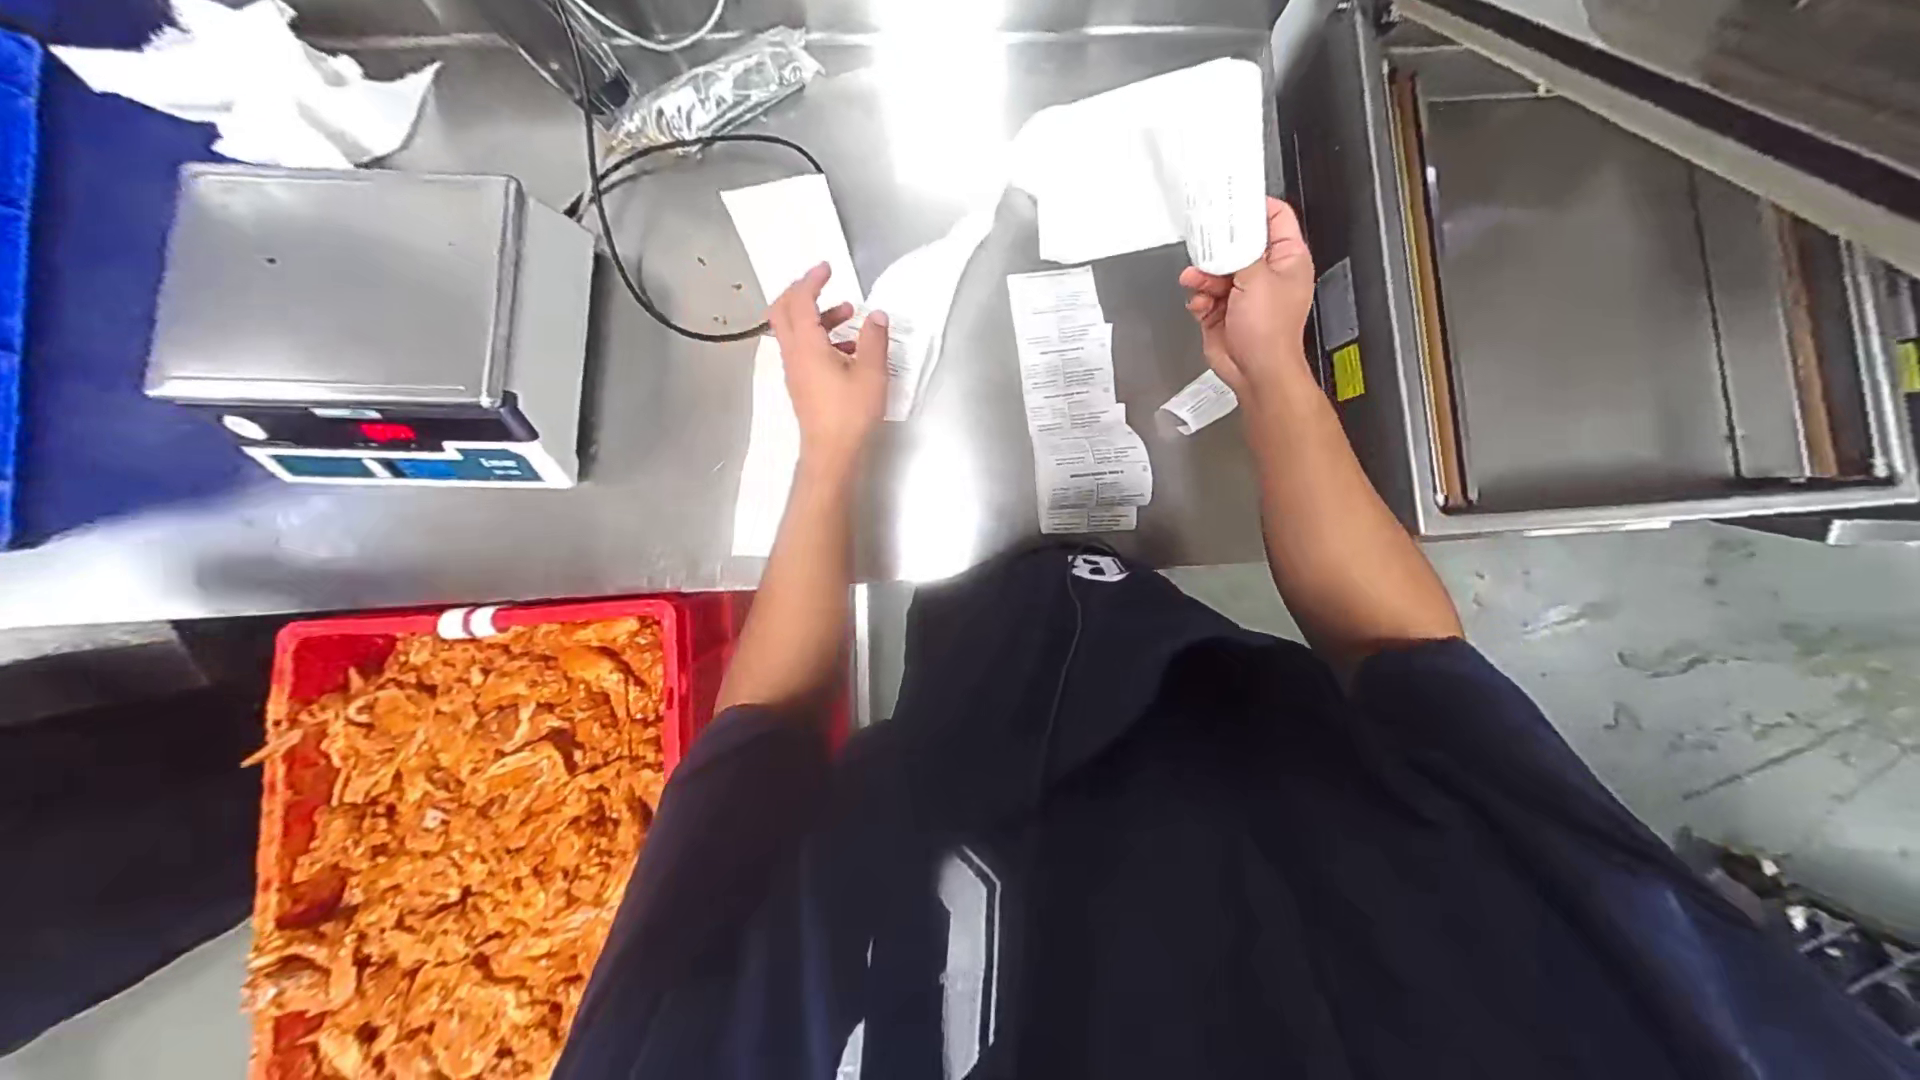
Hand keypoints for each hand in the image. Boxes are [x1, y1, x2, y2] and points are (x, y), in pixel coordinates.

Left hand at [767, 262, 888, 467]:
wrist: (833, 452)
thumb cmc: (850, 414)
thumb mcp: (872, 373)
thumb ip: (875, 339)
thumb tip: (876, 317)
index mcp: (807, 345)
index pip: (800, 300)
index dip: (811, 280)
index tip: (826, 269)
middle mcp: (794, 355)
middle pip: (783, 311)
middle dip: (801, 292)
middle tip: (823, 284)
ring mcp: (795, 371)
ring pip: (794, 331)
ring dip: (817, 317)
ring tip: (848, 318)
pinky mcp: (802, 385)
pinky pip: (803, 350)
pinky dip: (819, 338)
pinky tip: (848, 350)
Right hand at [1178, 197, 1315, 398]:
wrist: (1254, 370)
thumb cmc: (1270, 332)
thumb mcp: (1258, 279)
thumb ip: (1242, 250)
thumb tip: (1229, 232)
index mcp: (1287, 260)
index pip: (1275, 219)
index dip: (1255, 208)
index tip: (1233, 202)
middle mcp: (1265, 275)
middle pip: (1238, 245)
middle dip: (1218, 249)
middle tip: (1204, 245)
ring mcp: (1243, 294)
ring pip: (1216, 271)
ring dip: (1203, 277)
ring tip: (1196, 280)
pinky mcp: (1222, 313)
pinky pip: (1204, 296)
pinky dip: (1199, 299)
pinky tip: (1201, 305)